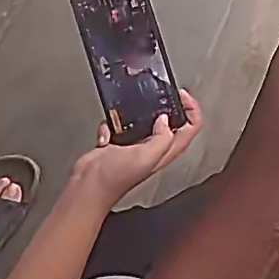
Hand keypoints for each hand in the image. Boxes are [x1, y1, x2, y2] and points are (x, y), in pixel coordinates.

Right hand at [71, 90, 203, 199]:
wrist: (86, 186)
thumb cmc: (115, 177)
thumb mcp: (146, 156)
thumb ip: (162, 138)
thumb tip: (165, 120)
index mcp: (166, 151)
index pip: (191, 128)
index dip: (192, 109)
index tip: (182, 96)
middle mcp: (155, 148)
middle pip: (174, 122)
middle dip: (171, 105)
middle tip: (166, 92)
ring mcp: (137, 144)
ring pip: (147, 121)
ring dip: (140, 113)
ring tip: (133, 107)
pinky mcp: (119, 142)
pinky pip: (120, 125)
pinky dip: (113, 124)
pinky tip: (108, 134)